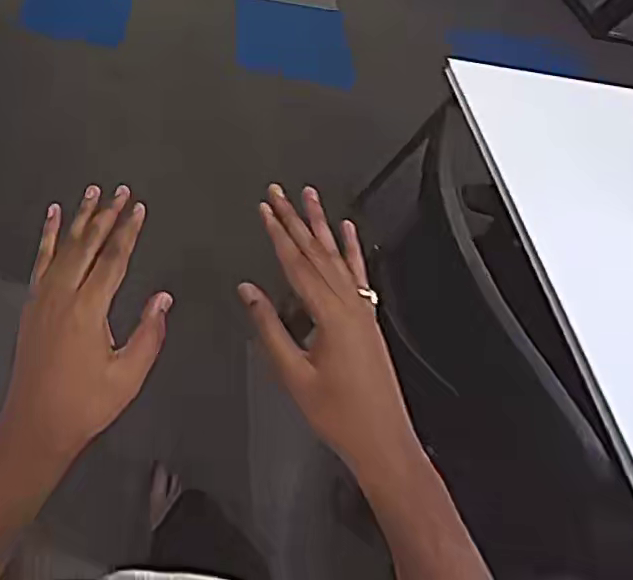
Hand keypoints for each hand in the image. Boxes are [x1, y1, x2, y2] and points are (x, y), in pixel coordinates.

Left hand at [0, 184, 169, 467]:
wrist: (34, 426)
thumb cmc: (81, 405)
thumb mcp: (127, 376)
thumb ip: (149, 334)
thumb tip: (163, 300)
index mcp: (88, 310)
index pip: (113, 258)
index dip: (128, 231)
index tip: (138, 210)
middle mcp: (63, 295)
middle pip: (88, 243)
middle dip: (108, 214)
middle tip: (122, 192)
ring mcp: (43, 296)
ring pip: (64, 244)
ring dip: (80, 216)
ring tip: (93, 192)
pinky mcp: (32, 302)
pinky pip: (40, 258)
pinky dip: (47, 234)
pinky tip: (51, 217)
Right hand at [240, 184, 421, 480]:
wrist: (383, 441)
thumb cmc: (339, 414)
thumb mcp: (294, 374)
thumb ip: (269, 327)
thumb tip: (249, 291)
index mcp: (330, 315)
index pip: (297, 262)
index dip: (277, 233)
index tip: (265, 209)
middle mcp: (349, 304)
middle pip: (315, 250)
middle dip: (294, 217)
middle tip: (279, 192)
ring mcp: (362, 308)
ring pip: (336, 254)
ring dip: (321, 223)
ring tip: (310, 196)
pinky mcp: (368, 317)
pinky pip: (358, 272)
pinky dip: (351, 248)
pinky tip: (347, 230)